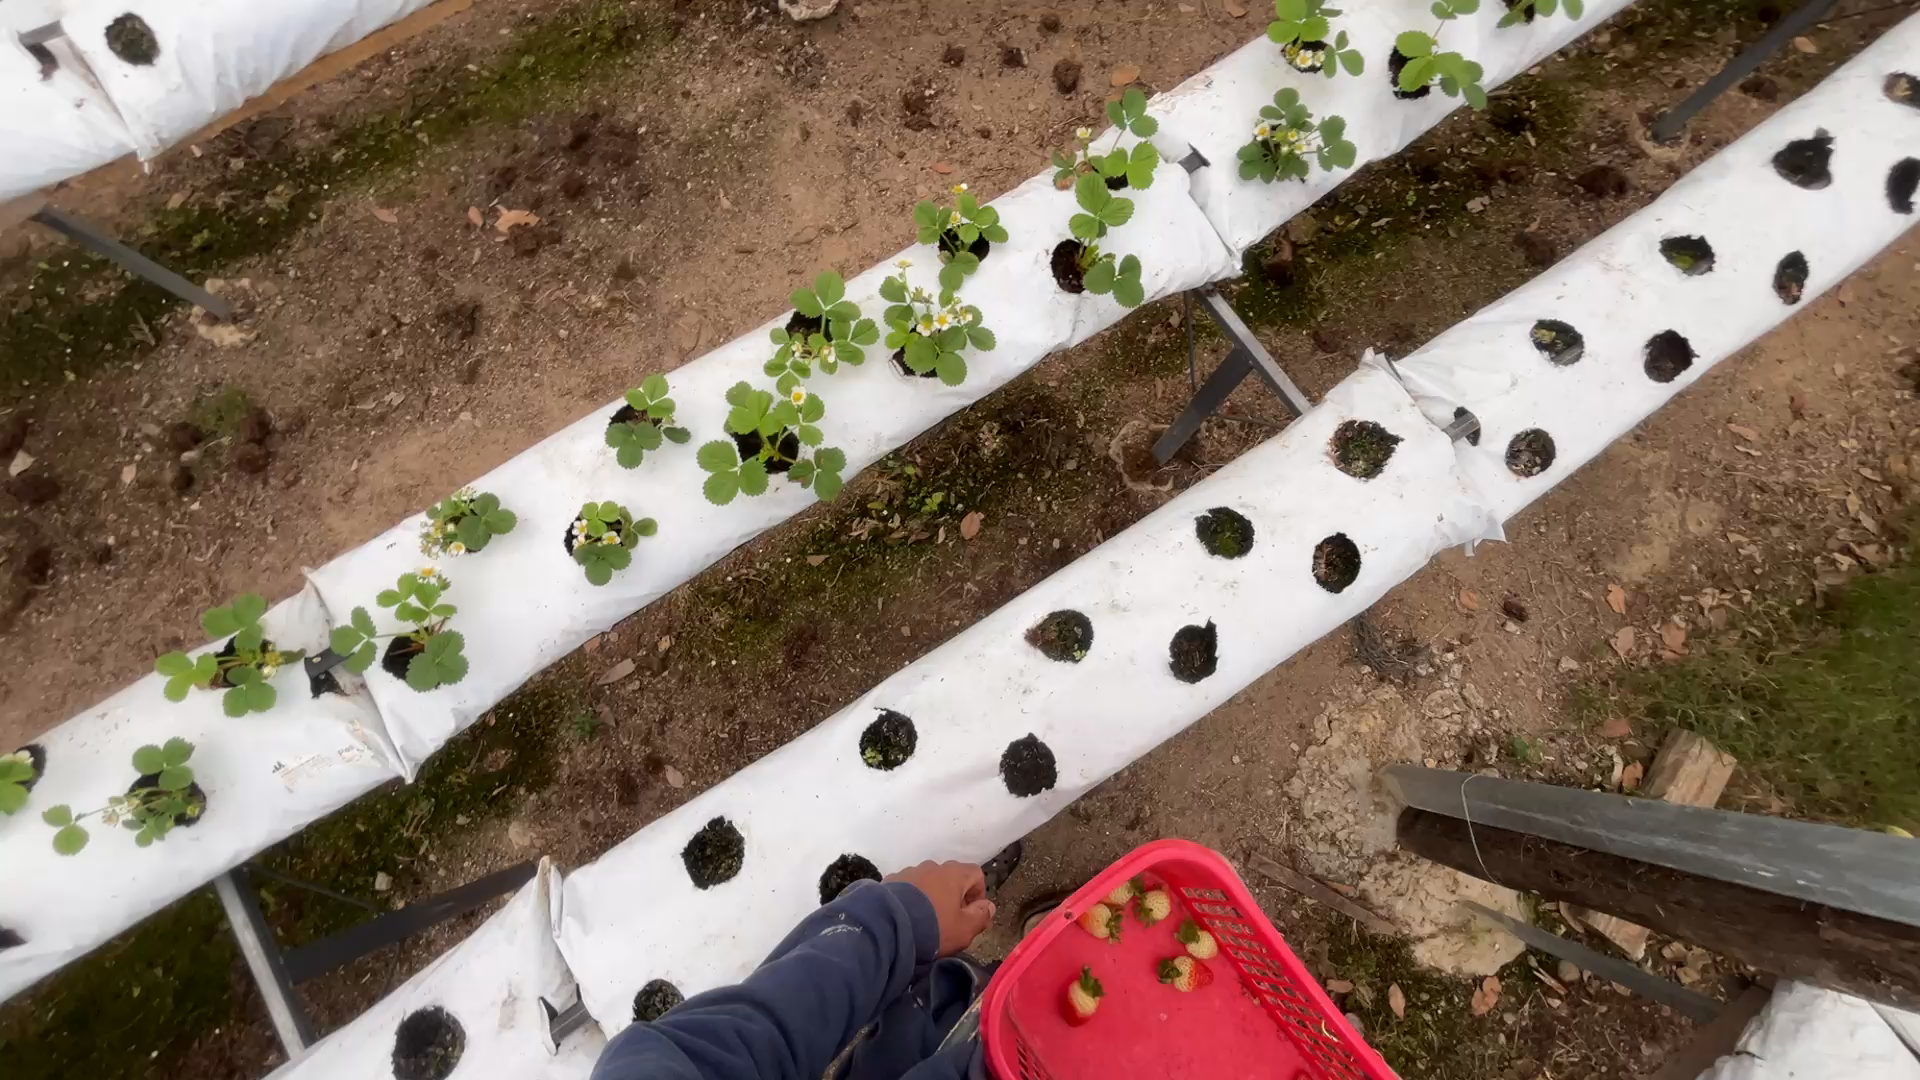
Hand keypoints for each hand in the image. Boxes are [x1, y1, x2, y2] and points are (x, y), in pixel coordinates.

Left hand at [886, 860, 995, 955]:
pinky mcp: (891, 880)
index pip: (975, 873)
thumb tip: (989, 906)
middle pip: (951, 877)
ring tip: (925, 920)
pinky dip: (912, 898)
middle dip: (954, 896)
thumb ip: (981, 916)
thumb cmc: (934, 927)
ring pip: (928, 881)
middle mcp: (933, 866)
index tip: (972, 914)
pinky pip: (908, 887)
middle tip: (950, 920)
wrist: (889, 925)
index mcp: (953, 873)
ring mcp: (910, 871)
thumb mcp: (964, 929)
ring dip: (931, 896)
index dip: (978, 893)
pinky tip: (907, 917)